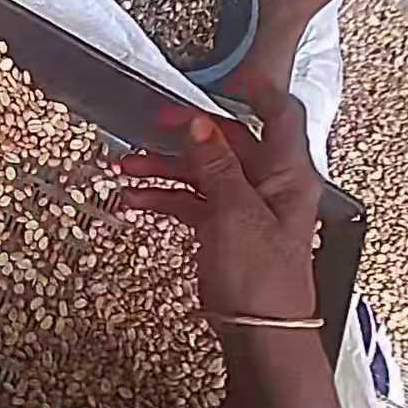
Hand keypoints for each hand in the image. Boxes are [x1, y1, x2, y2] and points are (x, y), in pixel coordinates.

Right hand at [120, 95, 321, 321]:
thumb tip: (197, 122)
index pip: (278, 117)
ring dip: (164, 170)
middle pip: (226, 145)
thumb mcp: (235, 213)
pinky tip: (135, 200)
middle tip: (149, 126)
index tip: (227, 74)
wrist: (258, 332)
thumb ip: (215, 165)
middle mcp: (265, 185)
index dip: (256, 91)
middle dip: (186, 135)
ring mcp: (241, 209)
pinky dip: (165, 200)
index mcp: (284, 173)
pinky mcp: (221, 231)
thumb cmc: (258, 274)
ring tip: (123, 170)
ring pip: (201, 175)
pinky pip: (191, 204)